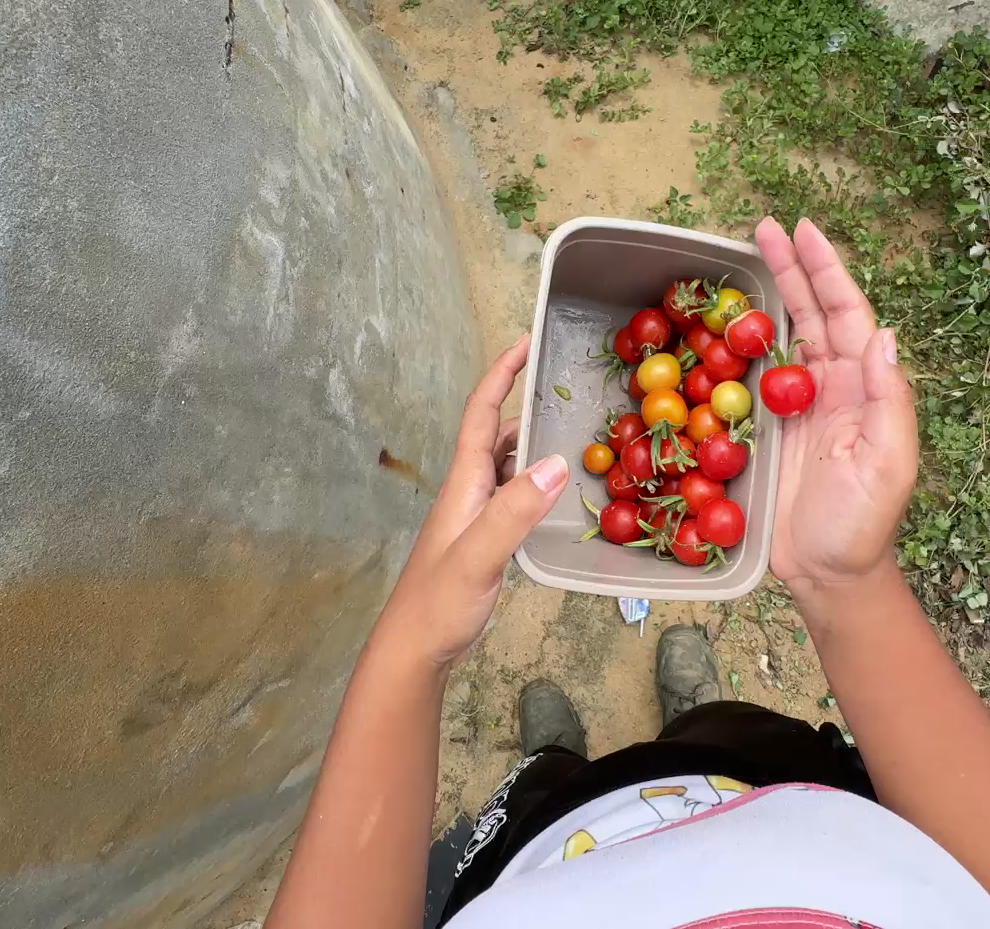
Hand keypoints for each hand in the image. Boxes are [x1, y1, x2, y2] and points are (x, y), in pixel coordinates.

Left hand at [374, 335, 568, 668]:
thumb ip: (513, 511)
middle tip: (568, 389)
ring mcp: (478, 513)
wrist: (415, 649)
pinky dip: (537, 479)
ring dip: (534, 441)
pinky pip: (516, 492)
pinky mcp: (487, 536)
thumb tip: (555, 462)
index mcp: (465, 481)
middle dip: (526, 402)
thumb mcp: (478, 555)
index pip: (481, 412)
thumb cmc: (439, 602)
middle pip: (497, 431)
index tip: (527, 341)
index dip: (501, 373)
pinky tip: (560, 490)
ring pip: (508, 462)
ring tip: (574, 432)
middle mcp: (470, 488)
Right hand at [753, 218, 918, 592]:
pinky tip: (720, 321)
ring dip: (765, 294)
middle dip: (791, 268)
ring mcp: (794, 404)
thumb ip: (889, 401)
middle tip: (765, 228)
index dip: (826, 272)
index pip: (847, 315)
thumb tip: (885, 336)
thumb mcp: (889, 465)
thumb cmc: (862, 523)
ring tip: (745, 256)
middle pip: (811, 314)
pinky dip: (736, 343)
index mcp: (863, 387)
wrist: (825, 571)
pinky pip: (749, 375)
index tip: (805, 232)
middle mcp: (829, 385)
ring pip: (781, 336)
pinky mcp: (764, 425)